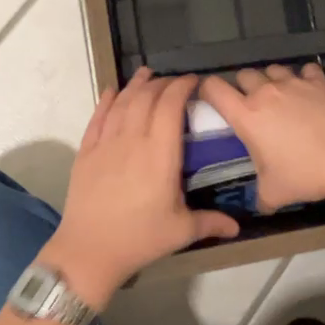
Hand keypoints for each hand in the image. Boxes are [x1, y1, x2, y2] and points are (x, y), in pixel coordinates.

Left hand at [40, 68, 240, 302]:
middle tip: (174, 82)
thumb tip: (237, 227)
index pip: (171, 106)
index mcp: (160, 154)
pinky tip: (113, 91)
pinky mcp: (86, 152)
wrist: (89, 250)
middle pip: (146, 98)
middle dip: (162, 83)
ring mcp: (106, 144)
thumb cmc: (140, 239)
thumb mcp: (181, 231)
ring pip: (122, 103)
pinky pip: (97, 118)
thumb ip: (211, 222)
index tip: (193, 81)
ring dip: (136, 85)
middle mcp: (133, 140)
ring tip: (146, 74)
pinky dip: (107, 101)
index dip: (181, 87)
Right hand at [198, 63, 324, 211]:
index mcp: (247, 115)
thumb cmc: (303, 173)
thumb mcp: (273, 193)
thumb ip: (260, 198)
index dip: (207, 89)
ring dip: (271, 80)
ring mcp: (293, 84)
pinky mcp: (317, 83)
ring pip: (272, 69)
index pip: (214, 88)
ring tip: (279, 97)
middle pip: (243, 74)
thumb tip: (260, 207)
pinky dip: (304, 77)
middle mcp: (266, 92)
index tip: (211, 99)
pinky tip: (308, 91)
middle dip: (242, 86)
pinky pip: (306, 70)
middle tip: (250, 105)